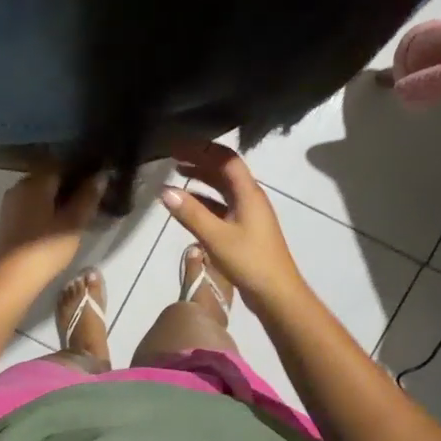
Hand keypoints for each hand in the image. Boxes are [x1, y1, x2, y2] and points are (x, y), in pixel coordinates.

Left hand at [0, 170, 100, 284]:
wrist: (13, 278)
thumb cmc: (47, 248)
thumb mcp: (73, 223)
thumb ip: (88, 197)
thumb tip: (101, 175)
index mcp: (35, 181)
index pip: (61, 164)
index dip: (81, 170)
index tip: (97, 181)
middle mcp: (19, 186)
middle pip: (48, 178)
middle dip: (69, 185)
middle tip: (90, 199)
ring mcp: (10, 203)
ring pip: (39, 193)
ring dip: (56, 198)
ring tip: (76, 212)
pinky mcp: (7, 219)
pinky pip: (30, 205)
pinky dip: (44, 209)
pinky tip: (57, 222)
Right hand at [159, 142, 304, 304]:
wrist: (276, 293)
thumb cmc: (249, 261)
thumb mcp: (216, 237)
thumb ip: (190, 213)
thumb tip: (164, 190)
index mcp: (248, 193)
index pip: (225, 159)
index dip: (202, 149)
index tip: (177, 146)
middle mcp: (250, 198)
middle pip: (224, 170)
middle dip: (199, 160)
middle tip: (172, 156)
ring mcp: (248, 214)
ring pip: (223, 188)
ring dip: (201, 179)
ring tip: (177, 173)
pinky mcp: (244, 229)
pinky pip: (222, 206)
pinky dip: (204, 201)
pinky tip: (188, 205)